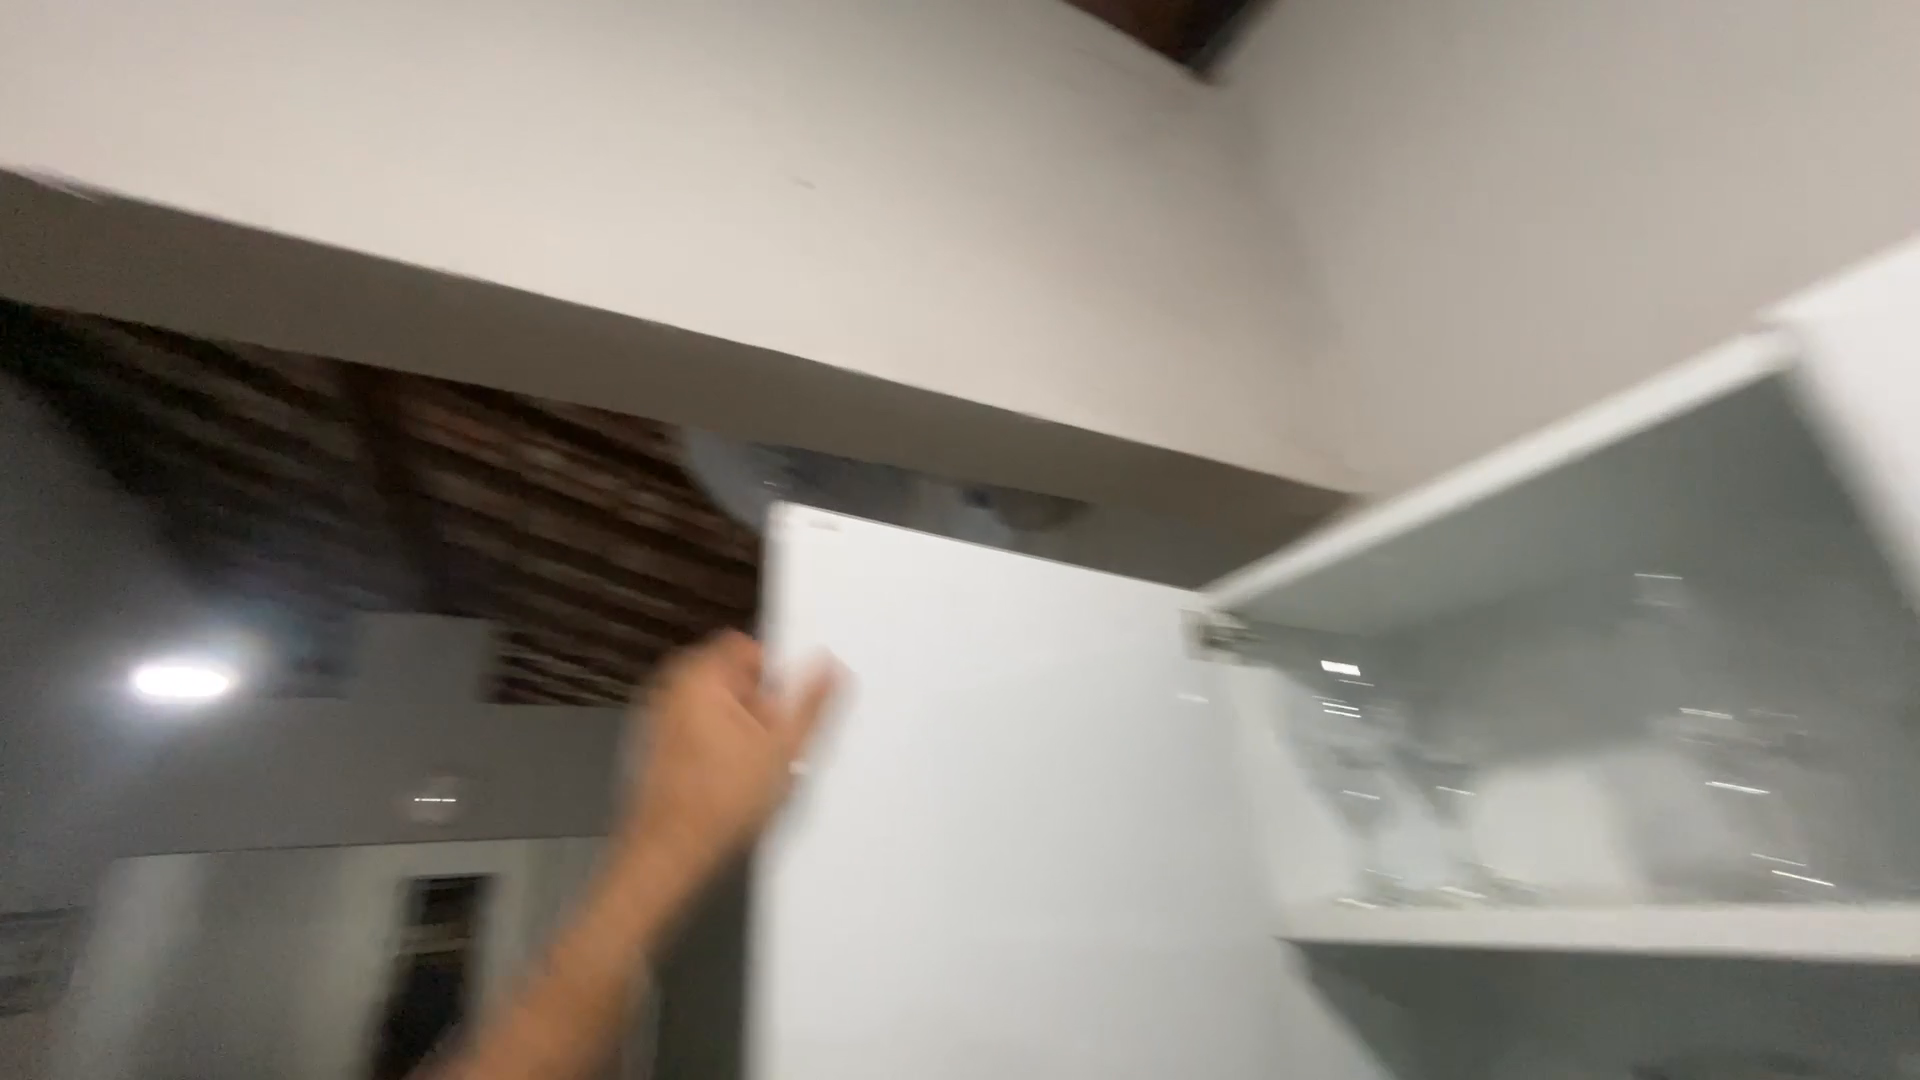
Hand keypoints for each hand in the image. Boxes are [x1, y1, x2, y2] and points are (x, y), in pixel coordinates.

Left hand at [617, 631, 842, 880]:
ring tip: (758, 766)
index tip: (789, 706)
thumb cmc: (721, 800)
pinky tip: (735, 780)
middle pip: (734, 678)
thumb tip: (832, 666)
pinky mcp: (657, 748)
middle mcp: (673, 688)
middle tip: (776, 742)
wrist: (668, 855)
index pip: (747, 647)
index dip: (776, 673)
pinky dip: (720, 745)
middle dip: (761, 705)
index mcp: (699, 675)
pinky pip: (700, 729)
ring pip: (719, 707)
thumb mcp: (785, 746)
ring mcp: (660, 719)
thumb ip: (813, 700)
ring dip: (744, 727)